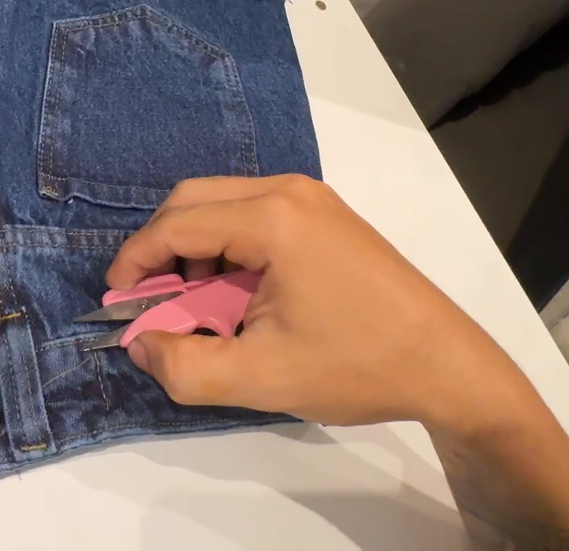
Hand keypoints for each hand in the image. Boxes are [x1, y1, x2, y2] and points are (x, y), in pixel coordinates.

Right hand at [109, 176, 568, 548]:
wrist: (451, 366)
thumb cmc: (356, 366)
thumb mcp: (262, 379)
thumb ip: (186, 366)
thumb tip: (138, 343)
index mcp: (272, 218)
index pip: (177, 224)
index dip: (136, 260)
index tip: (117, 298)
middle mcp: (286, 189)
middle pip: (193, 199)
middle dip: (161, 247)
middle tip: (153, 297)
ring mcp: (308, 195)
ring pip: (219, 202)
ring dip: (193, 245)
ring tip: (199, 301)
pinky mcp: (321, 210)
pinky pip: (250, 210)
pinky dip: (225, 243)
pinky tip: (238, 289)